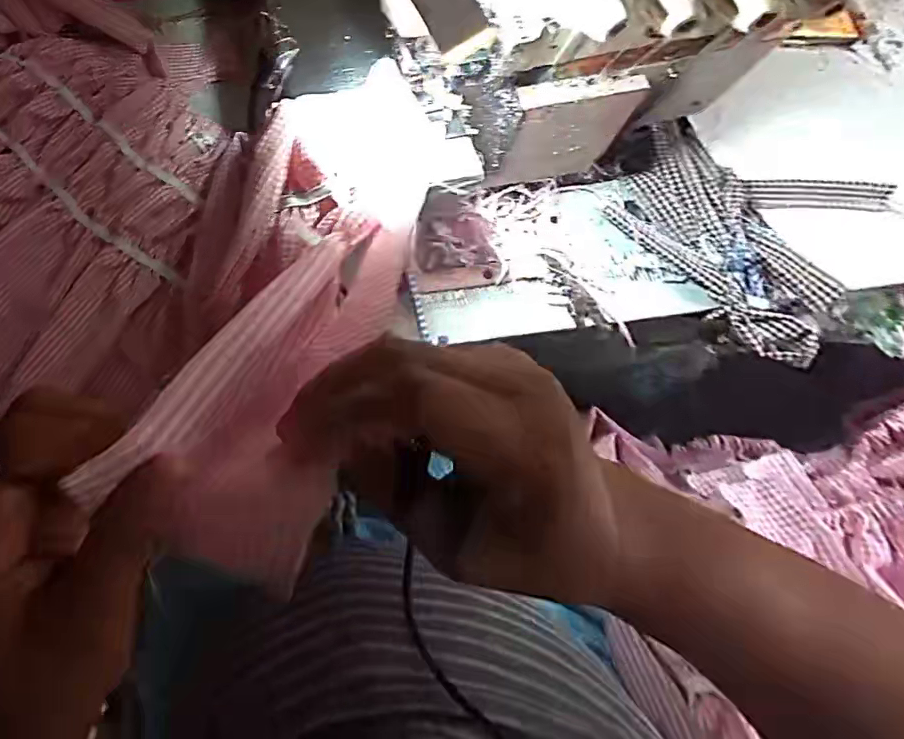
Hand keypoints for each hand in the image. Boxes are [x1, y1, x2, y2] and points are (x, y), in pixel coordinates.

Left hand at [0, 392, 181, 738]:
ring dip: (99, 434)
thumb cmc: (53, 678)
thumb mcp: (94, 615)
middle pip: (29, 418)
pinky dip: (100, 448)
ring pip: (49, 424)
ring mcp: (4, 497)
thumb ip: (126, 533)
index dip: (75, 434)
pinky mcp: (30, 500)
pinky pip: (64, 448)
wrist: (30, 719)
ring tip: (135, 466)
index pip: (17, 438)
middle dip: (89, 427)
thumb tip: (173, 458)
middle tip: (137, 456)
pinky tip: (125, 470)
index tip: (133, 453)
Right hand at [278, 336, 629, 604]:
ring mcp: (509, 359)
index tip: (300, 444)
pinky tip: (362, 410)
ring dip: (352, 378)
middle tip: (295, 424)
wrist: (608, 519)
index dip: (348, 412)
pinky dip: (379, 378)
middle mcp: (517, 383)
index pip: (418, 398)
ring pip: (405, 349)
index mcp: (521, 442)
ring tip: (317, 416)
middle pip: (404, 360)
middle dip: (337, 387)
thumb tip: (336, 444)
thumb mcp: (458, 552)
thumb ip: (392, 495)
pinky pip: (421, 355)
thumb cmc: (538, 553)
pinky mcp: (497, 354)